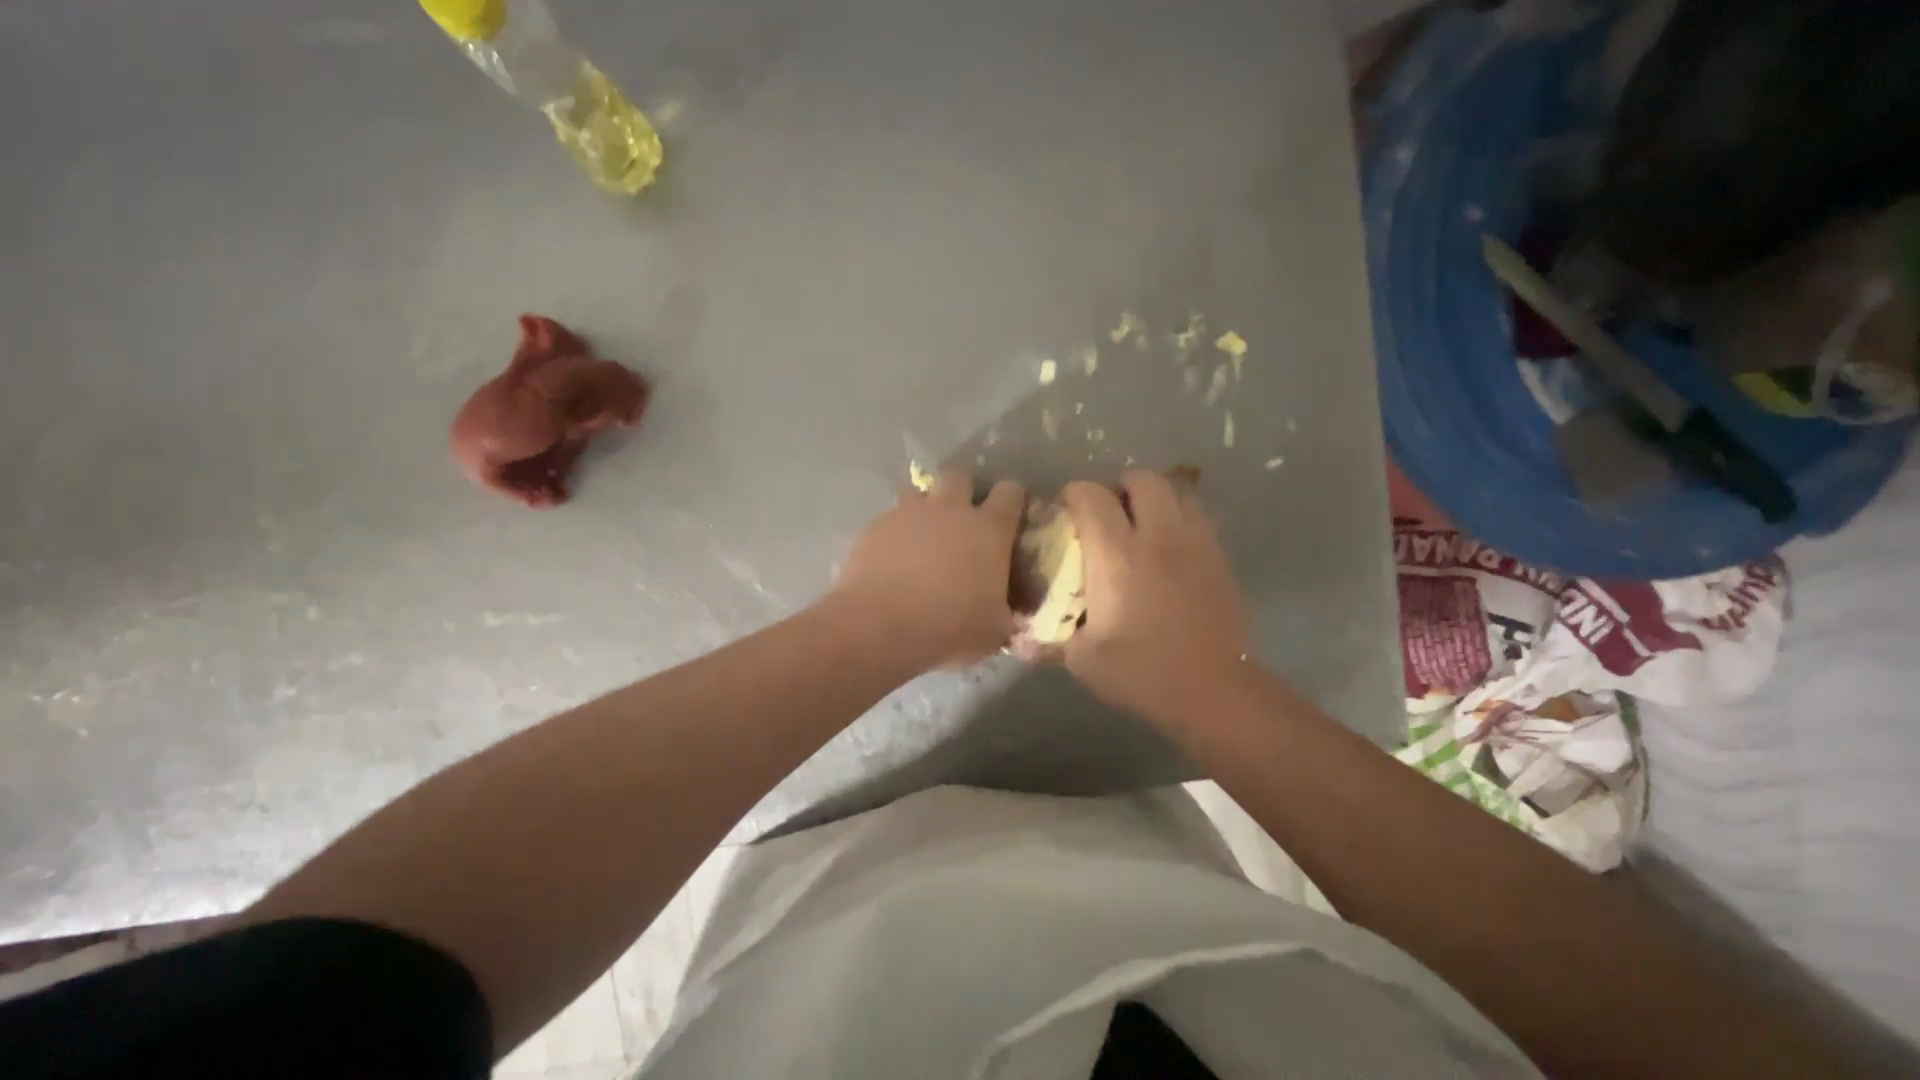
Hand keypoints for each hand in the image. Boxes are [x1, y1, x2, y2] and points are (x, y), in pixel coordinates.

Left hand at [829, 469, 1025, 668]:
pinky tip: (892, 560)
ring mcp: (907, 514)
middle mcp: (949, 510)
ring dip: (924, 509)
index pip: (1010, 493)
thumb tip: (1007, 613)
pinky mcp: (874, 527)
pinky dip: (895, 534)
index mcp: (988, 529)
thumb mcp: (994, 631)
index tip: (1008, 518)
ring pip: (919, 493)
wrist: (879, 628)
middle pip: (959, 478)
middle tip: (960, 523)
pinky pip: (890, 519)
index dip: (1011, 501)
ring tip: (923, 538)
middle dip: (961, 494)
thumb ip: (1005, 613)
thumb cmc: (949, 628)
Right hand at [1061, 470, 1250, 720]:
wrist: (1213, 691)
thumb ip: (1051, 637)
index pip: (1092, 496)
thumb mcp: (1083, 660)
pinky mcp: (1221, 559)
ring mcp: (1196, 544)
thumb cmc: (1142, 673)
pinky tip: (1171, 553)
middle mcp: (1159, 537)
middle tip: (1109, 515)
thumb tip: (1023, 634)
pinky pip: (1199, 519)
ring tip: (1144, 528)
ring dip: (1157, 501)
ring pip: (1178, 493)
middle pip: (1142, 480)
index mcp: (1117, 556)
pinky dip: (1181, 522)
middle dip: (1120, 488)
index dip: (1074, 495)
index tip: (1067, 512)